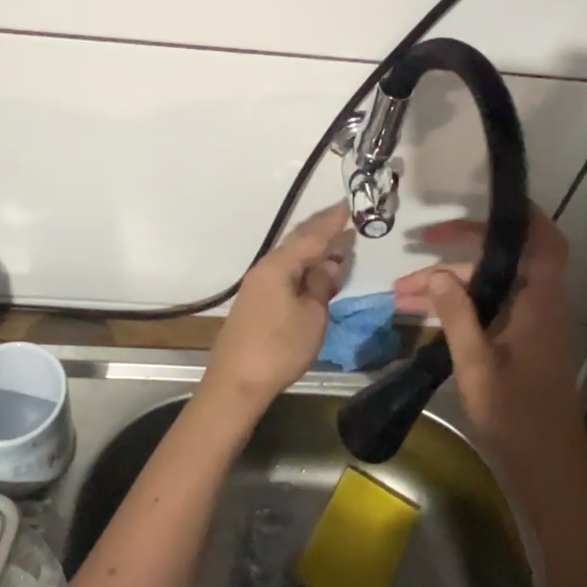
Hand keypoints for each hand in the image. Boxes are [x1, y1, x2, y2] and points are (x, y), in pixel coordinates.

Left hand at [202, 205, 351, 416]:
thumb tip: (327, 266)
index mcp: (279, 265)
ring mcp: (258, 284)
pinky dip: (303, 266)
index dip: (333, 221)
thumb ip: (321, 286)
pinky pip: (285, 272)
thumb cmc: (280, 348)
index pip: (312, 235)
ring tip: (337, 244)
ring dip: (313, 250)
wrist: (237, 382)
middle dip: (322, 230)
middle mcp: (265, 267)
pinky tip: (314, 273)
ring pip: (291, 257)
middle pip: (297, 241)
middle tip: (345, 218)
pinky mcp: (256, 301)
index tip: (350, 205)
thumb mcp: (312, 316)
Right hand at [393, 205, 583, 452]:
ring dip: (450, 287)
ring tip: (400, 293)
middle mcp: (539, 310)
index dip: (525, 217)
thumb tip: (437, 274)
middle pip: (504, 264)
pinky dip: (458, 309)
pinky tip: (422, 316)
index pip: (546, 244)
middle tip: (420, 246)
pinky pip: (489, 313)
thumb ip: (456, 315)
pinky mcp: (520, 350)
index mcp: (539, 305)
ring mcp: (531, 331)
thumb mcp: (476, 364)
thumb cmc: (516, 417)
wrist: (547, 471)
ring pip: (490, 291)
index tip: (489, 203)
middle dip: (461, 253)